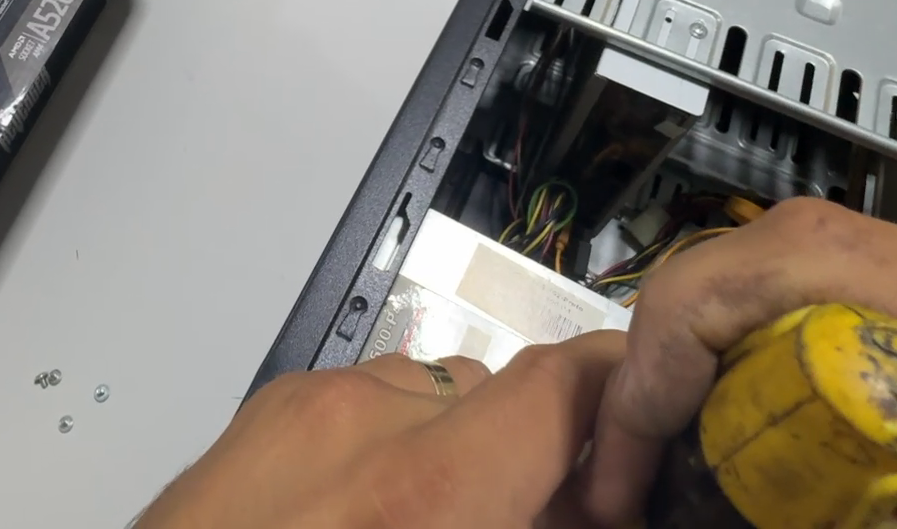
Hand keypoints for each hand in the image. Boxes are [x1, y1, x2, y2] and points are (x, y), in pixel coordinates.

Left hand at [141, 331, 623, 527]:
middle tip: (515, 511)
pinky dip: (387, 436)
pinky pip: (362, 393)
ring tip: (424, 512)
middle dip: (522, 445)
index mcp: (421, 494)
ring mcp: (304, 399)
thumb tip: (574, 504)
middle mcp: (361, 418)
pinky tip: (356, 504)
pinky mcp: (266, 402)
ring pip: (424, 386)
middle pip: (490, 387)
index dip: (609, 388)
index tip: (630, 433)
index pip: (552, 385)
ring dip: (449, 441)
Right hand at [580, 197, 896, 526]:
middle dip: (685, 342)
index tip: (644, 429)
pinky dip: (779, 342)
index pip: (827, 264)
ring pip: (807, 261)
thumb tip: (750, 509)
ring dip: (721, 343)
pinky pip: (849, 285)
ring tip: (694, 440)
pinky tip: (778, 413)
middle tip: (644, 457)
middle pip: (794, 253)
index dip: (696, 320)